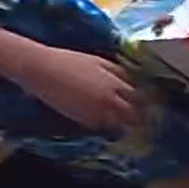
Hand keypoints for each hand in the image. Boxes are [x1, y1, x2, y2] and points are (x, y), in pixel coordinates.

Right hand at [9, 45, 143, 130]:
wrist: (37, 67)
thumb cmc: (70, 61)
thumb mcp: (102, 63)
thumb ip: (122, 74)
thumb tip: (138, 82)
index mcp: (118, 85)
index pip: (143, 99)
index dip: (148, 103)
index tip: (151, 105)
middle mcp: (110, 100)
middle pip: (134, 114)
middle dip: (140, 116)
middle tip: (144, 118)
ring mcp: (95, 110)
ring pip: (119, 124)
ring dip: (124, 124)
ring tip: (127, 122)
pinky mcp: (80, 118)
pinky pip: (100, 126)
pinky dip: (106, 126)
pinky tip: (107, 123)